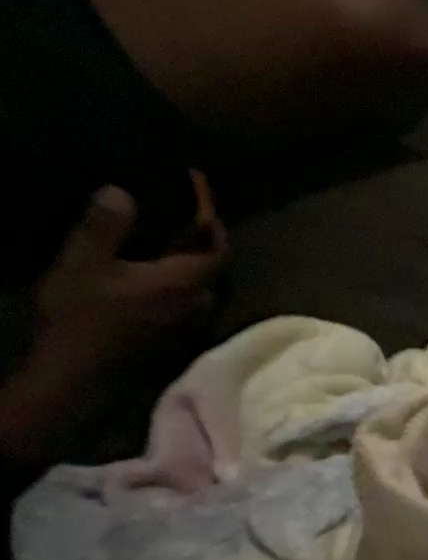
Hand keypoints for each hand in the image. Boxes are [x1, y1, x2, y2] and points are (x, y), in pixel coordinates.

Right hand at [27, 178, 226, 382]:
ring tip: (162, 235)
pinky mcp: (173, 329)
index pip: (218, 248)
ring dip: (186, 259)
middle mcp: (199, 300)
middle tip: (180, 213)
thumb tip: (122, 191)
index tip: (202, 196)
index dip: (213, 221)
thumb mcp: (84, 262)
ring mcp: (189, 318)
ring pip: (198, 281)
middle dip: (200, 238)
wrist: (79, 368)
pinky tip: (149, 268)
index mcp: (186, 281)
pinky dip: (173, 276)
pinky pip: (183, 295)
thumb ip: (105, 227)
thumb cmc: (83, 313)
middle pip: (211, 264)